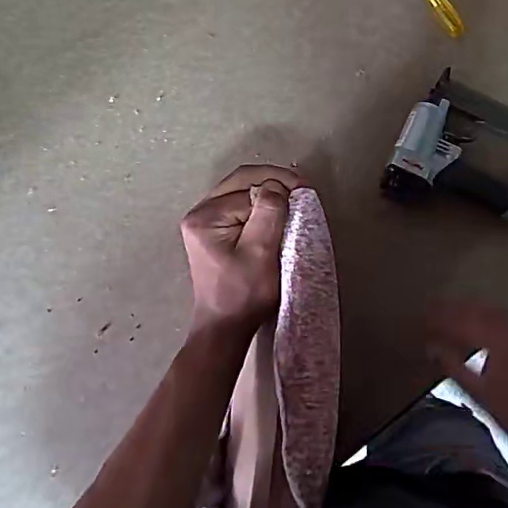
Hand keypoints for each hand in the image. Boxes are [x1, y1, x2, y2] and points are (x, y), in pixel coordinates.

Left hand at [180, 164, 301, 334]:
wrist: (226, 326)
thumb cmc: (244, 294)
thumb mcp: (260, 252)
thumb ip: (268, 213)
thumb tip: (277, 184)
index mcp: (206, 217)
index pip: (248, 185)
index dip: (280, 184)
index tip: (307, 191)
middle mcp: (200, 214)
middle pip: (241, 181)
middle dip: (274, 181)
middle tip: (303, 189)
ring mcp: (206, 223)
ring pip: (242, 192)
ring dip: (270, 192)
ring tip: (295, 199)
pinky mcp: (216, 233)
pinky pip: (241, 206)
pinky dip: (263, 205)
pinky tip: (279, 212)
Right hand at [426, 300, 507, 455]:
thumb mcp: (482, 396)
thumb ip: (455, 368)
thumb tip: (434, 348)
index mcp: (500, 335)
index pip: (461, 318)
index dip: (439, 317)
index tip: (423, 318)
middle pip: (478, 310)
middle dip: (454, 312)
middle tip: (433, 316)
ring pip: (494, 314)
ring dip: (472, 316)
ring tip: (452, 326)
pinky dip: (489, 324)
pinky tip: (483, 338)